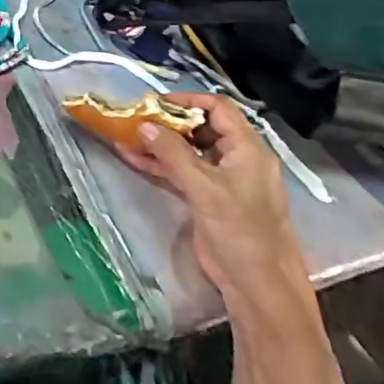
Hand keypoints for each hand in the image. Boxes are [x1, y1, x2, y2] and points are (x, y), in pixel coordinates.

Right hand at [116, 92, 305, 312]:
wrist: (257, 283)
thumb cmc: (240, 231)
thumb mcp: (204, 188)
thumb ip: (173, 154)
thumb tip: (144, 125)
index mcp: (248, 150)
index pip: (218, 109)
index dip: (187, 100)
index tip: (154, 102)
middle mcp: (237, 159)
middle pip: (200, 127)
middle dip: (167, 121)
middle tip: (135, 118)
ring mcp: (222, 178)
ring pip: (187, 149)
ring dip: (158, 143)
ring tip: (126, 136)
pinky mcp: (207, 196)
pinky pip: (180, 171)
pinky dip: (158, 163)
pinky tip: (132, 157)